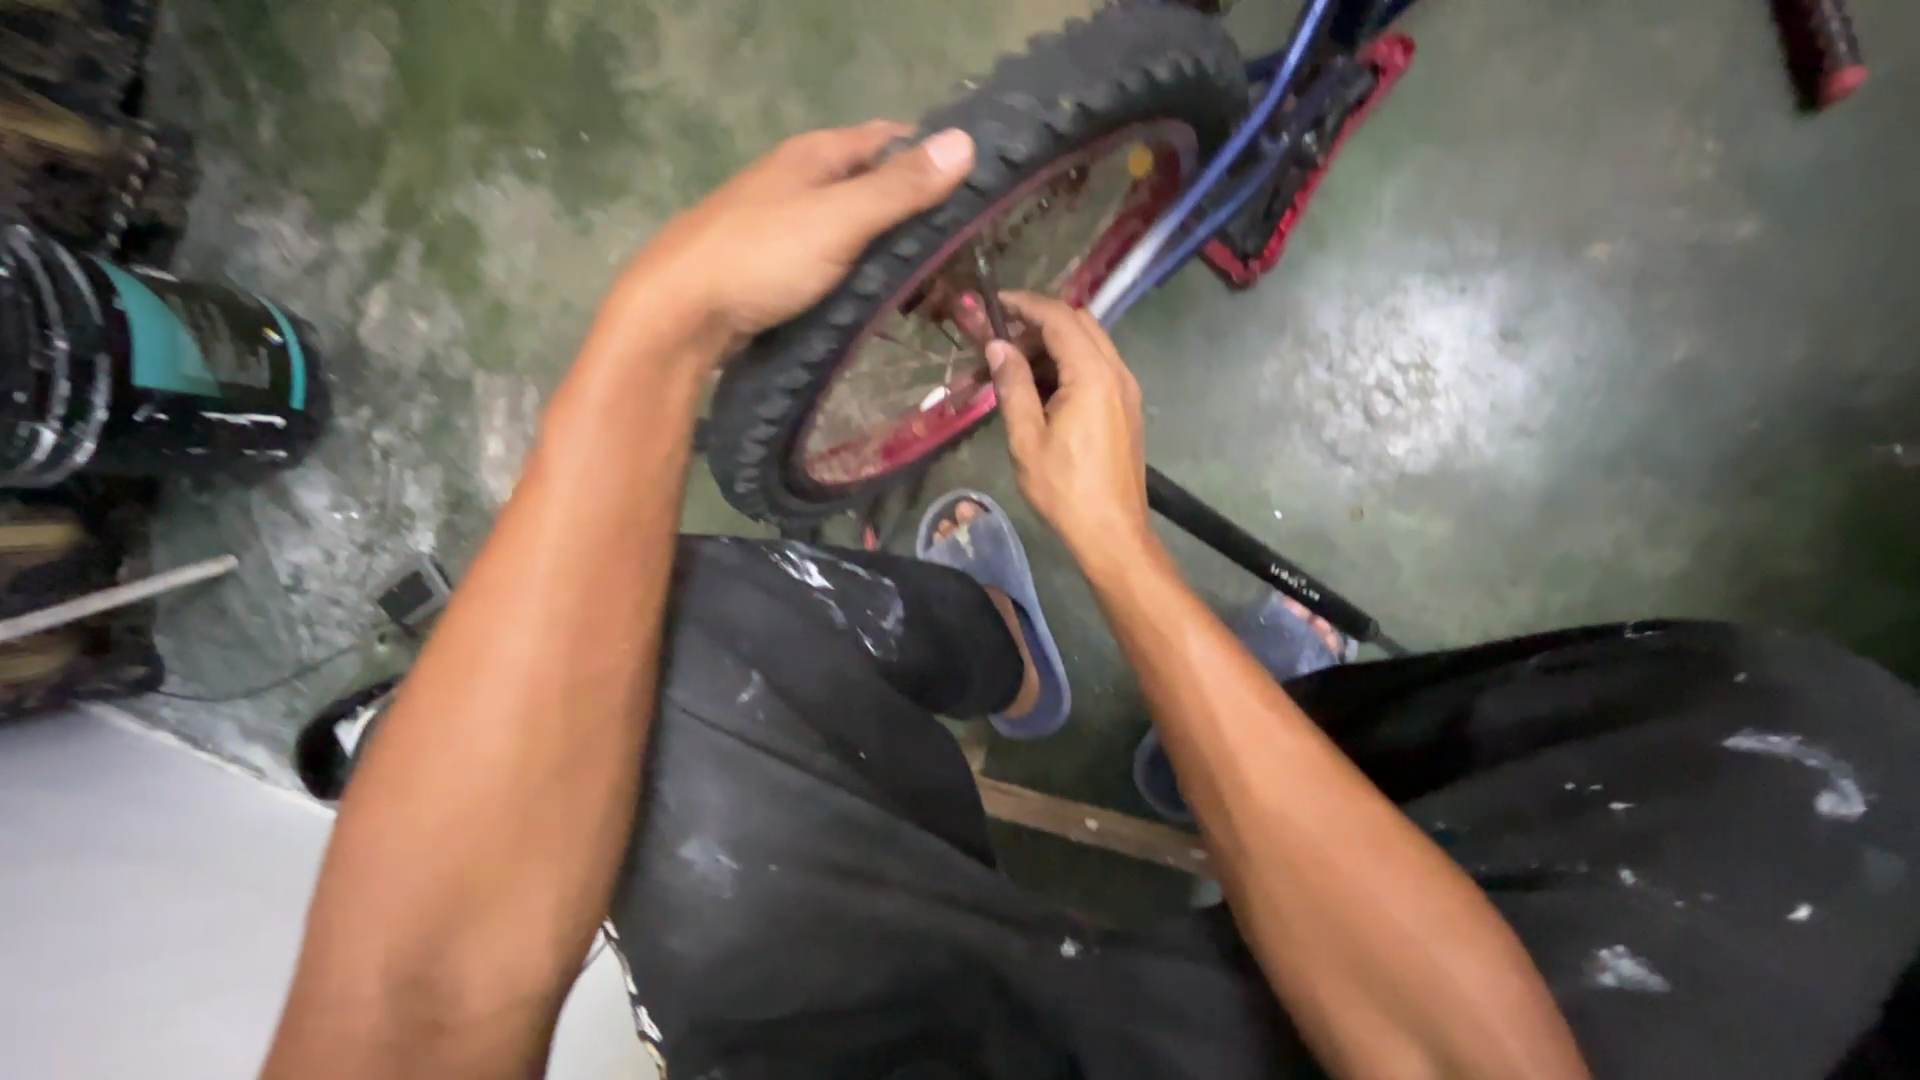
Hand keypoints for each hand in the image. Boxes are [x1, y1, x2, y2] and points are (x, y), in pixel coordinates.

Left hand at [626, 121, 974, 352]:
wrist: (680, 314)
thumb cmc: (760, 258)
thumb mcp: (838, 219)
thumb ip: (899, 189)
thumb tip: (964, 144)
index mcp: (816, 155)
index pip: (889, 139)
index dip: (933, 157)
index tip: (977, 193)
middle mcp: (801, 182)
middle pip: (874, 187)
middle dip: (917, 216)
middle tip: (961, 256)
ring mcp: (788, 227)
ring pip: (856, 232)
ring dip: (892, 255)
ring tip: (932, 288)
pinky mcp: (779, 269)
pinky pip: (836, 266)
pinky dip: (863, 280)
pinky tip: (883, 306)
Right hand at [988, 292, 1154, 560]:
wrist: (1111, 531)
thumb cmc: (1064, 489)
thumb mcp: (1026, 438)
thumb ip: (1013, 385)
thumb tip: (999, 347)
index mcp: (1092, 374)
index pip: (1059, 318)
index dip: (1025, 305)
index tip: (995, 306)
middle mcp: (1117, 371)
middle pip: (1079, 323)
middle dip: (1038, 324)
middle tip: (1003, 347)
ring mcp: (1127, 389)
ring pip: (1090, 344)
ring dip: (1054, 346)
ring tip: (1016, 373)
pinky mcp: (1127, 407)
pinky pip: (1099, 368)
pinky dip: (1070, 365)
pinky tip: (1043, 392)